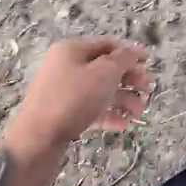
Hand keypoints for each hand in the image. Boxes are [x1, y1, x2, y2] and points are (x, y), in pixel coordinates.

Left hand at [5, 38, 150, 154]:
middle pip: (105, 68)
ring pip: (100, 90)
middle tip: (148, 88)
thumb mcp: (105, 72)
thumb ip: (124, 58)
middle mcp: (65, 67)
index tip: (149, 62)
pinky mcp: (61, 115)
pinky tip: (124, 124)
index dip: (130, 52)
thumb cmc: (73, 98)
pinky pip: (90, 109)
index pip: (108, 44)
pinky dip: (108, 114)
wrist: (36, 141)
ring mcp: (62, 92)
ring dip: (123, 99)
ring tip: (140, 112)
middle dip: (129, 79)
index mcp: (72, 50)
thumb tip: (132, 52)